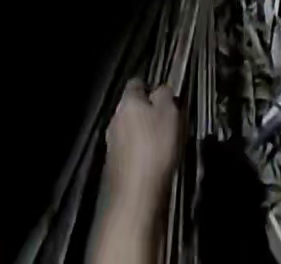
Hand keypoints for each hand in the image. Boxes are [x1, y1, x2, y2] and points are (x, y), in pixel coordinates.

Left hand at [103, 78, 179, 202]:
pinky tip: (153, 161)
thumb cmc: (155, 147)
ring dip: (144, 133)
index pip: (136, 83)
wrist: (135, 196)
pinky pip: (129, 150)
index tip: (166, 96)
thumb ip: (165, 95)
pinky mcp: (113, 167)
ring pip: (130, 129)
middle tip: (168, 119)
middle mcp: (114, 120)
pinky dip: (140, 152)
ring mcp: (111, 145)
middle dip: (148, 111)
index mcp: (127, 102)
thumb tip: (160, 89)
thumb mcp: (170, 112)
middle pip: (133, 108)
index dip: (151, 86)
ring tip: (164, 142)